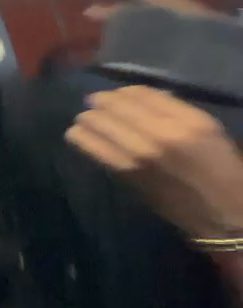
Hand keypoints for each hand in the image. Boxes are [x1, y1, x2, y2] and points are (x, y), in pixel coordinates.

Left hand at [66, 85, 242, 239]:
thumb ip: (172, 110)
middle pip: (107, 102)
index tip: (120, 100)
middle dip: (101, 104)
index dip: (122, 94)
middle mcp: (164, 133)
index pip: (138, 92)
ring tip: (98, 126)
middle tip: (103, 111)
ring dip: (90, 120)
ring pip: (89, 118)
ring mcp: (139, 151)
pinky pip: (80, 139)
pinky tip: (91, 140)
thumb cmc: (220, 172)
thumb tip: (136, 94)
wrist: (227, 216)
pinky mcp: (121, 168)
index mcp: (192, 122)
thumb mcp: (208, 134)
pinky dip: (80, 136)